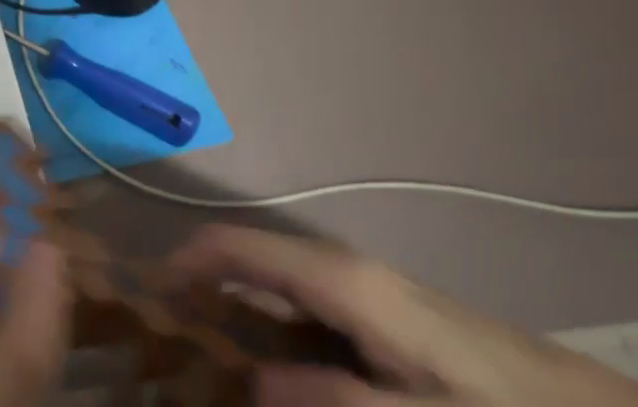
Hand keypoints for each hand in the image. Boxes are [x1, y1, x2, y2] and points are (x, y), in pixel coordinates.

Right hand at [170, 226, 637, 406]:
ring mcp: (359, 284)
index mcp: (339, 279)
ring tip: (204, 348)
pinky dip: (267, 322)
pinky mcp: (377, 307)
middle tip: (166, 334)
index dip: (180, 263)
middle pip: (245, 259)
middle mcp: (339, 266)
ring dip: (230, 308)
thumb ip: (331, 397)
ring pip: (269, 280)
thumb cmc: (495, 405)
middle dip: (199, 290)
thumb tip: (249, 379)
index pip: (233, 246)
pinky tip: (267, 360)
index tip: (142, 296)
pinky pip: (299, 302)